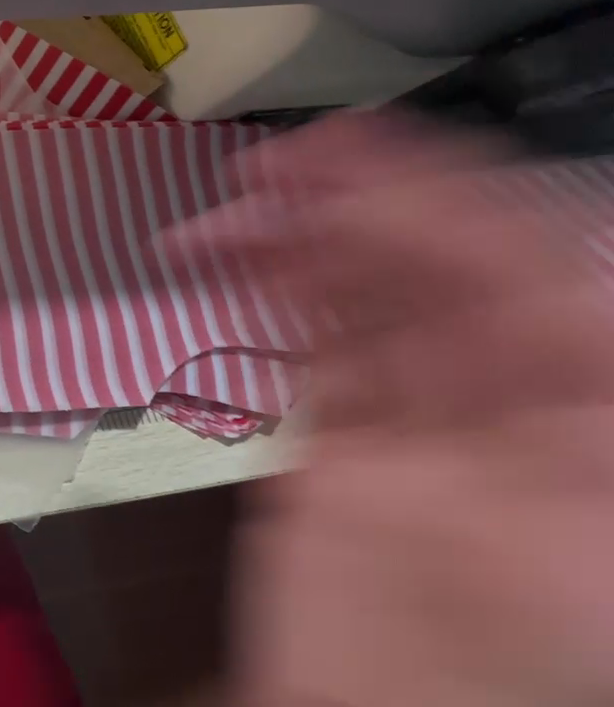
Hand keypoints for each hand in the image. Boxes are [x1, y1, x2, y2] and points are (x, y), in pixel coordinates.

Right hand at [207, 116, 613, 706]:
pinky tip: (230, 252)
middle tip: (286, 159)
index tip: (373, 153)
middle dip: (359, 208)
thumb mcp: (567, 549)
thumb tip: (565, 292)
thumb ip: (563, 407)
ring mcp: (417, 421)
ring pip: (362, 299)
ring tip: (241, 198)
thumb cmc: (475, 667)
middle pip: (438, 280)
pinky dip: (267, 290)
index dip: (457, 205)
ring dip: (299, 240)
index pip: (537, 281)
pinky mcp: (338, 433)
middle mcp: (515, 411)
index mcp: (593, 430)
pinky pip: (309, 340)